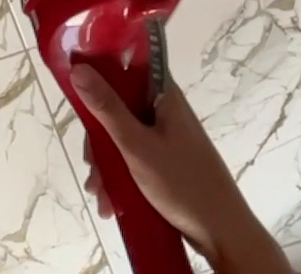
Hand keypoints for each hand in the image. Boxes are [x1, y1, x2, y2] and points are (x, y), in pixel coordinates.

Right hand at [71, 65, 288, 273]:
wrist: (226, 237)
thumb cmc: (184, 185)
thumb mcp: (137, 146)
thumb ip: (107, 108)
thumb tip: (77, 68)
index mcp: (162, 93)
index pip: (125, 64)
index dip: (98, 70)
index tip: (74, 87)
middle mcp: (164, 107)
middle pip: (118, 103)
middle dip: (98, 136)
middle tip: (90, 163)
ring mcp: (166, 133)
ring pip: (122, 132)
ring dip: (106, 161)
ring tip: (99, 192)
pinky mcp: (167, 157)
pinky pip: (133, 153)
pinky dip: (119, 173)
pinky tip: (109, 199)